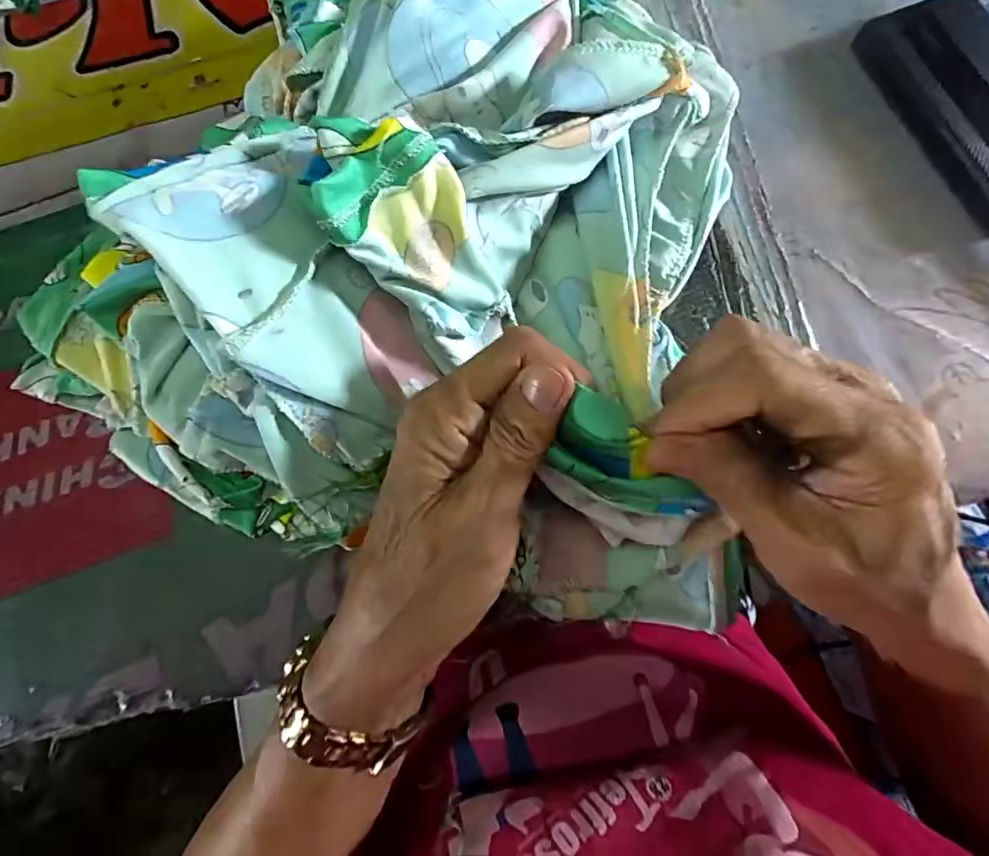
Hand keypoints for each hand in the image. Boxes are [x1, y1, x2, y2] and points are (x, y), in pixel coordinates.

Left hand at [303, 328, 585, 732]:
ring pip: (516, 399)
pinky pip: (508, 430)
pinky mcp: (461, 460)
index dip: (562, 373)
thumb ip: (516, 438)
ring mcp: (451, 435)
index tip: (595, 424)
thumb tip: (555, 371)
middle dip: (564, 396)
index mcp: (441, 410)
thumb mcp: (485, 511)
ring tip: (591, 460)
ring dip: (557, 421)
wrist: (389, 638)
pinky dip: (541, 442)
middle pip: (517, 368)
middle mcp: (443, 408)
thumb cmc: (434, 582)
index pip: (515, 350)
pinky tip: (565, 470)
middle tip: (599, 447)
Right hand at [646, 317, 974, 655]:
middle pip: (750, 344)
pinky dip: (719, 390)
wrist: (920, 594)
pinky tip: (724, 431)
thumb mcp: (791, 546)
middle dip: (695, 389)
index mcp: (872, 431)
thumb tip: (656, 442)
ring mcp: (846, 381)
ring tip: (697, 437)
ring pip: (745, 344)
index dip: (698, 401)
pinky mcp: (826, 386)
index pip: (763, 374)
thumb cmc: (864, 583)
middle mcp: (863, 389)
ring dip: (702, 386)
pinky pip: (754, 362)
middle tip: (677, 442)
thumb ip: (727, 481)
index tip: (660, 445)